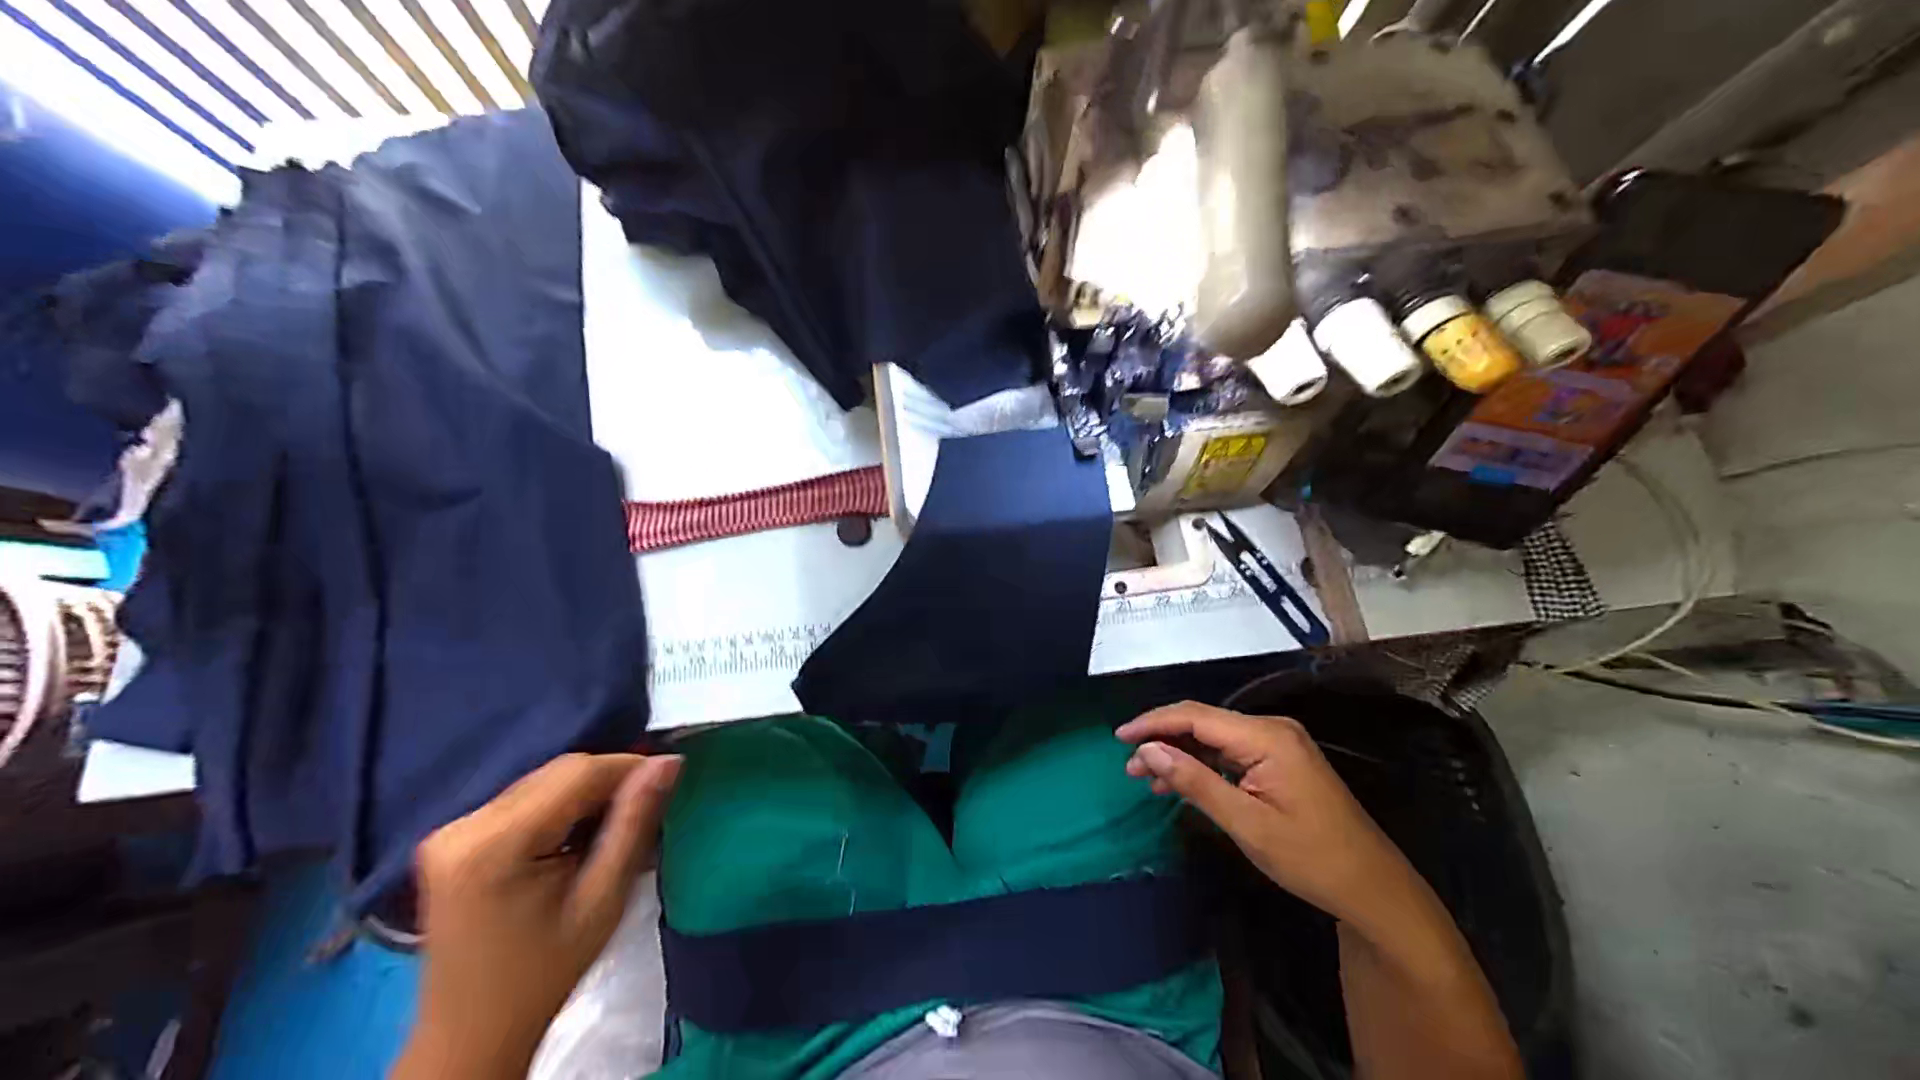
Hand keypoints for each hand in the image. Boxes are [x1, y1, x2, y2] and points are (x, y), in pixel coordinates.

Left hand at [392, 752, 681, 1079]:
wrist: (473, 1034)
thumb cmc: (545, 973)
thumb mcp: (604, 899)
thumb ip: (635, 823)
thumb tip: (668, 762)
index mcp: (494, 844)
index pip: (576, 773)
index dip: (629, 767)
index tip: (669, 779)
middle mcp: (463, 826)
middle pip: (556, 774)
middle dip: (608, 782)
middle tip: (648, 806)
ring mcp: (451, 831)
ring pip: (542, 782)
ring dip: (585, 793)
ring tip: (616, 824)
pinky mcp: (452, 839)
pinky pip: (523, 799)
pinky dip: (560, 806)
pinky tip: (577, 835)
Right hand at [1117, 702, 1422, 932]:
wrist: (1371, 888)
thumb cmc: (1310, 858)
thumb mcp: (1246, 823)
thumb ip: (1194, 782)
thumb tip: (1148, 751)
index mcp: (1267, 737)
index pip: (1195, 717)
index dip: (1153, 723)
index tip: (1119, 738)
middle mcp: (1271, 729)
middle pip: (1202, 722)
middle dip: (1162, 739)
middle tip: (1130, 767)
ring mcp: (1277, 743)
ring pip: (1212, 737)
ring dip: (1179, 753)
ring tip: (1145, 777)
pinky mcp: (1279, 760)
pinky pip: (1229, 752)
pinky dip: (1201, 764)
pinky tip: (1178, 781)